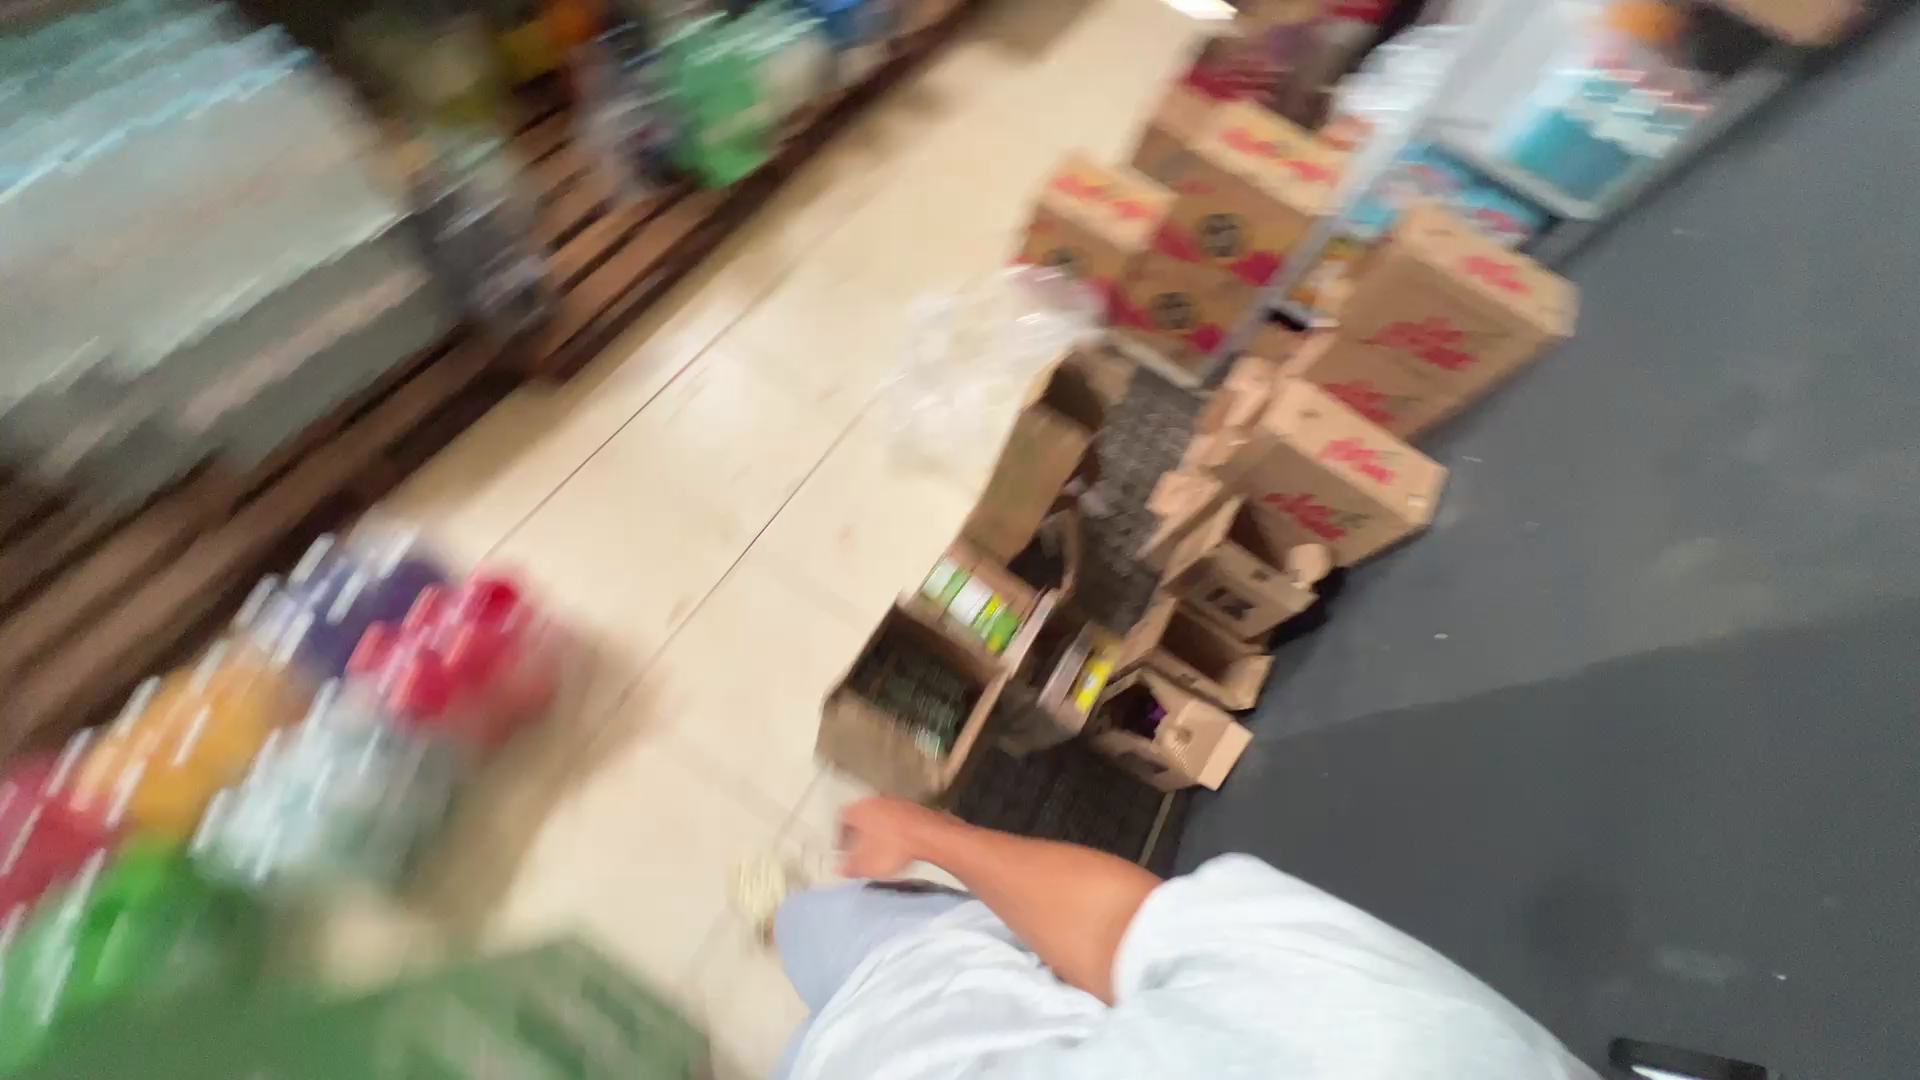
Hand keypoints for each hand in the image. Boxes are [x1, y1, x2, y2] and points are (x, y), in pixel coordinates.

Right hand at [837, 795, 948, 879]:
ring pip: (876, 815)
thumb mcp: (865, 865)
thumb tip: (839, 868)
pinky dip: (890, 829)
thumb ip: (848, 867)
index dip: (839, 836)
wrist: (927, 834)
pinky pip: (893, 817)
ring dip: (874, 830)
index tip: (842, 849)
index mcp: (857, 810)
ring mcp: (892, 800)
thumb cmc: (891, 849)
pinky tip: (896, 843)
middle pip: (859, 815)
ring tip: (878, 848)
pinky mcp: (909, 805)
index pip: (840, 819)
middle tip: (857, 849)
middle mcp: (872, 800)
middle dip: (857, 832)